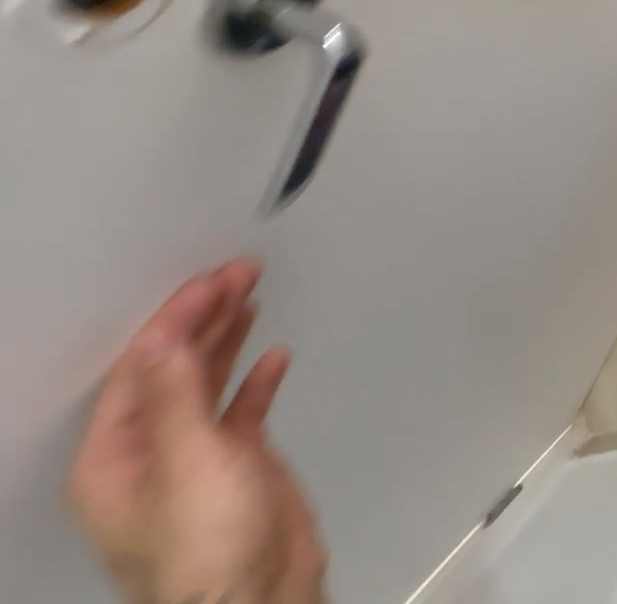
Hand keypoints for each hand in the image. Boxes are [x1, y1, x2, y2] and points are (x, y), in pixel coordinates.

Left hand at [70, 260, 326, 603]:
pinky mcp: (236, 463)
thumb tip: (167, 343)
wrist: (258, 594)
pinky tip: (273, 357)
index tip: (213, 280)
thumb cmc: (208, 547)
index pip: (144, 368)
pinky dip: (257, 379)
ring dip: (228, 338)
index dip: (176, 318)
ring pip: (206, 383)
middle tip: (238, 273)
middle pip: (173, 369)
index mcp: (115, 456)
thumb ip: (179, 402)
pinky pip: (242, 408)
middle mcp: (148, 452)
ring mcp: (194, 458)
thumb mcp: (191, 465)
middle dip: (204, 317)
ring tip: (252, 296)